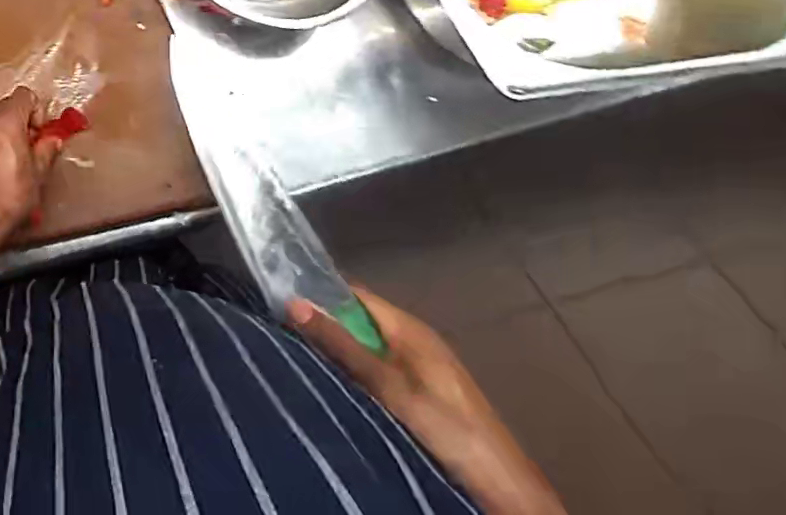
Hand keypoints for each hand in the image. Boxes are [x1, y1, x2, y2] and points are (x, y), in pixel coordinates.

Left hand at [0, 86, 63, 243]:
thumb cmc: (10, 194)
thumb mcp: (37, 173)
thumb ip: (47, 150)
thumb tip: (53, 139)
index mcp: (7, 120)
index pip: (26, 95)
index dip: (39, 111)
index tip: (42, 134)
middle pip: (11, 104)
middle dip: (26, 120)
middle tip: (36, 146)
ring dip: (13, 131)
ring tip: (23, 159)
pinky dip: (0, 141)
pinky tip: (6, 166)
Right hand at [289, 289, 565, 514]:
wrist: (506, 493)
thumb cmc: (447, 428)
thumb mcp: (388, 386)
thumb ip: (342, 345)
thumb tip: (292, 302)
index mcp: (408, 327)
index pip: (352, 293)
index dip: (318, 292)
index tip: (279, 297)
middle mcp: (413, 341)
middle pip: (356, 321)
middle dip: (322, 326)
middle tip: (280, 333)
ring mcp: (419, 370)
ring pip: (364, 350)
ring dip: (337, 354)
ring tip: (295, 359)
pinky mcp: (422, 397)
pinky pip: (376, 373)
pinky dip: (353, 376)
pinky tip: (332, 390)